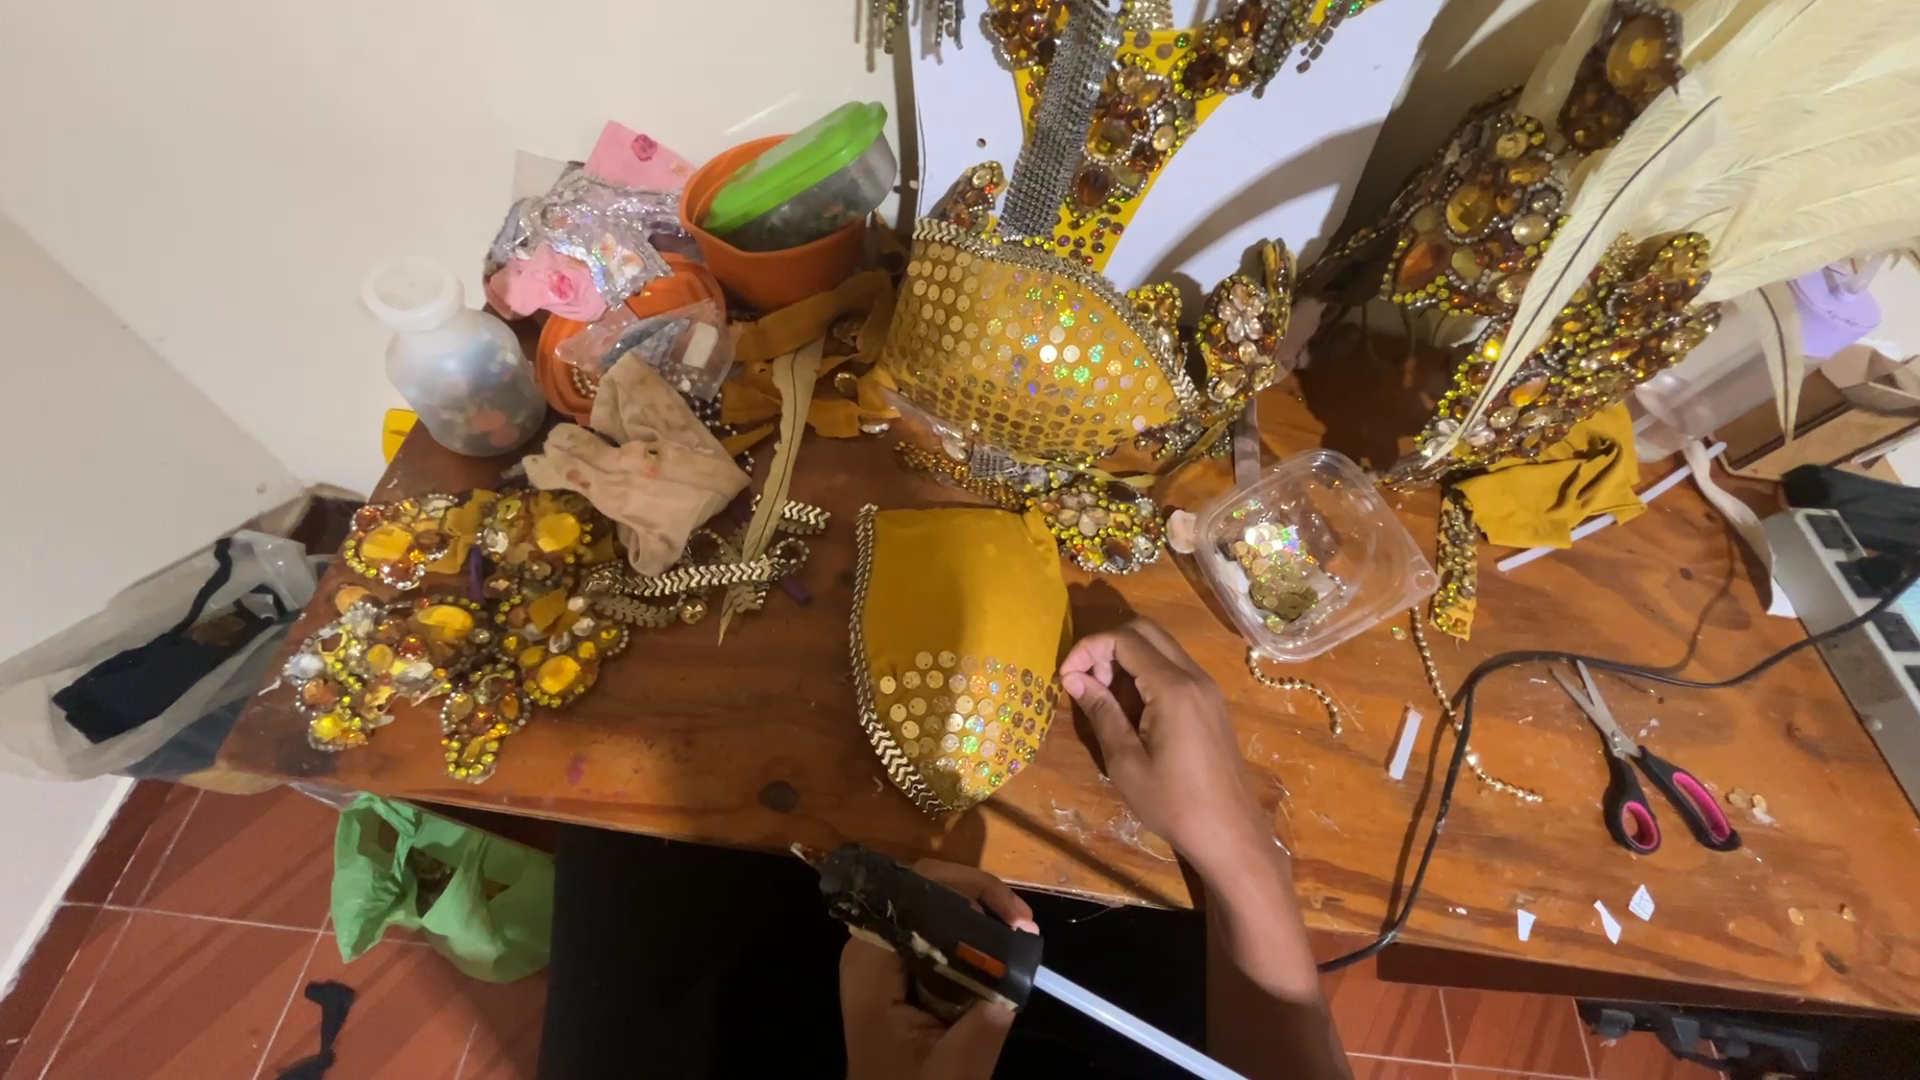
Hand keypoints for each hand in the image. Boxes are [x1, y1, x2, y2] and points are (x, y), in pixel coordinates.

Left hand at [840, 860, 1037, 1079]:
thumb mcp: (957, 1068)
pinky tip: (994, 939)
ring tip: (1017, 928)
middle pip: (923, 886)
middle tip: (1022, 922)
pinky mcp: (889, 961)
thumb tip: (1020, 961)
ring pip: (928, 899)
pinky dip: (964, 924)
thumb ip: (987, 1016)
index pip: (916, 892)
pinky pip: (927, 921)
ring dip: (976, 905)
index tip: (1012, 918)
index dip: (968, 889)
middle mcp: (867, 943)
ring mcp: (876, 949)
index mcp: (871, 961)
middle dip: (978, 893)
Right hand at [1060, 619, 1270, 881]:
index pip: (1124, 639)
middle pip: (1144, 630)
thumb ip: (1100, 711)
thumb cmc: (1174, 804)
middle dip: (1107, 645)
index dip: (1088, 648)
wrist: (1231, 835)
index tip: (1065, 677)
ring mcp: (1206, 687)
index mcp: (1173, 688)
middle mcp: (1194, 676)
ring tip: (1103, 696)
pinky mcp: (1210, 701)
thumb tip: (1073, 677)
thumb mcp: (1125, 762)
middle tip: (1087, 681)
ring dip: (1125, 657)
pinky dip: (1144, 671)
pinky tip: (1130, 707)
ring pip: (1159, 646)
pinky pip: (1172, 666)